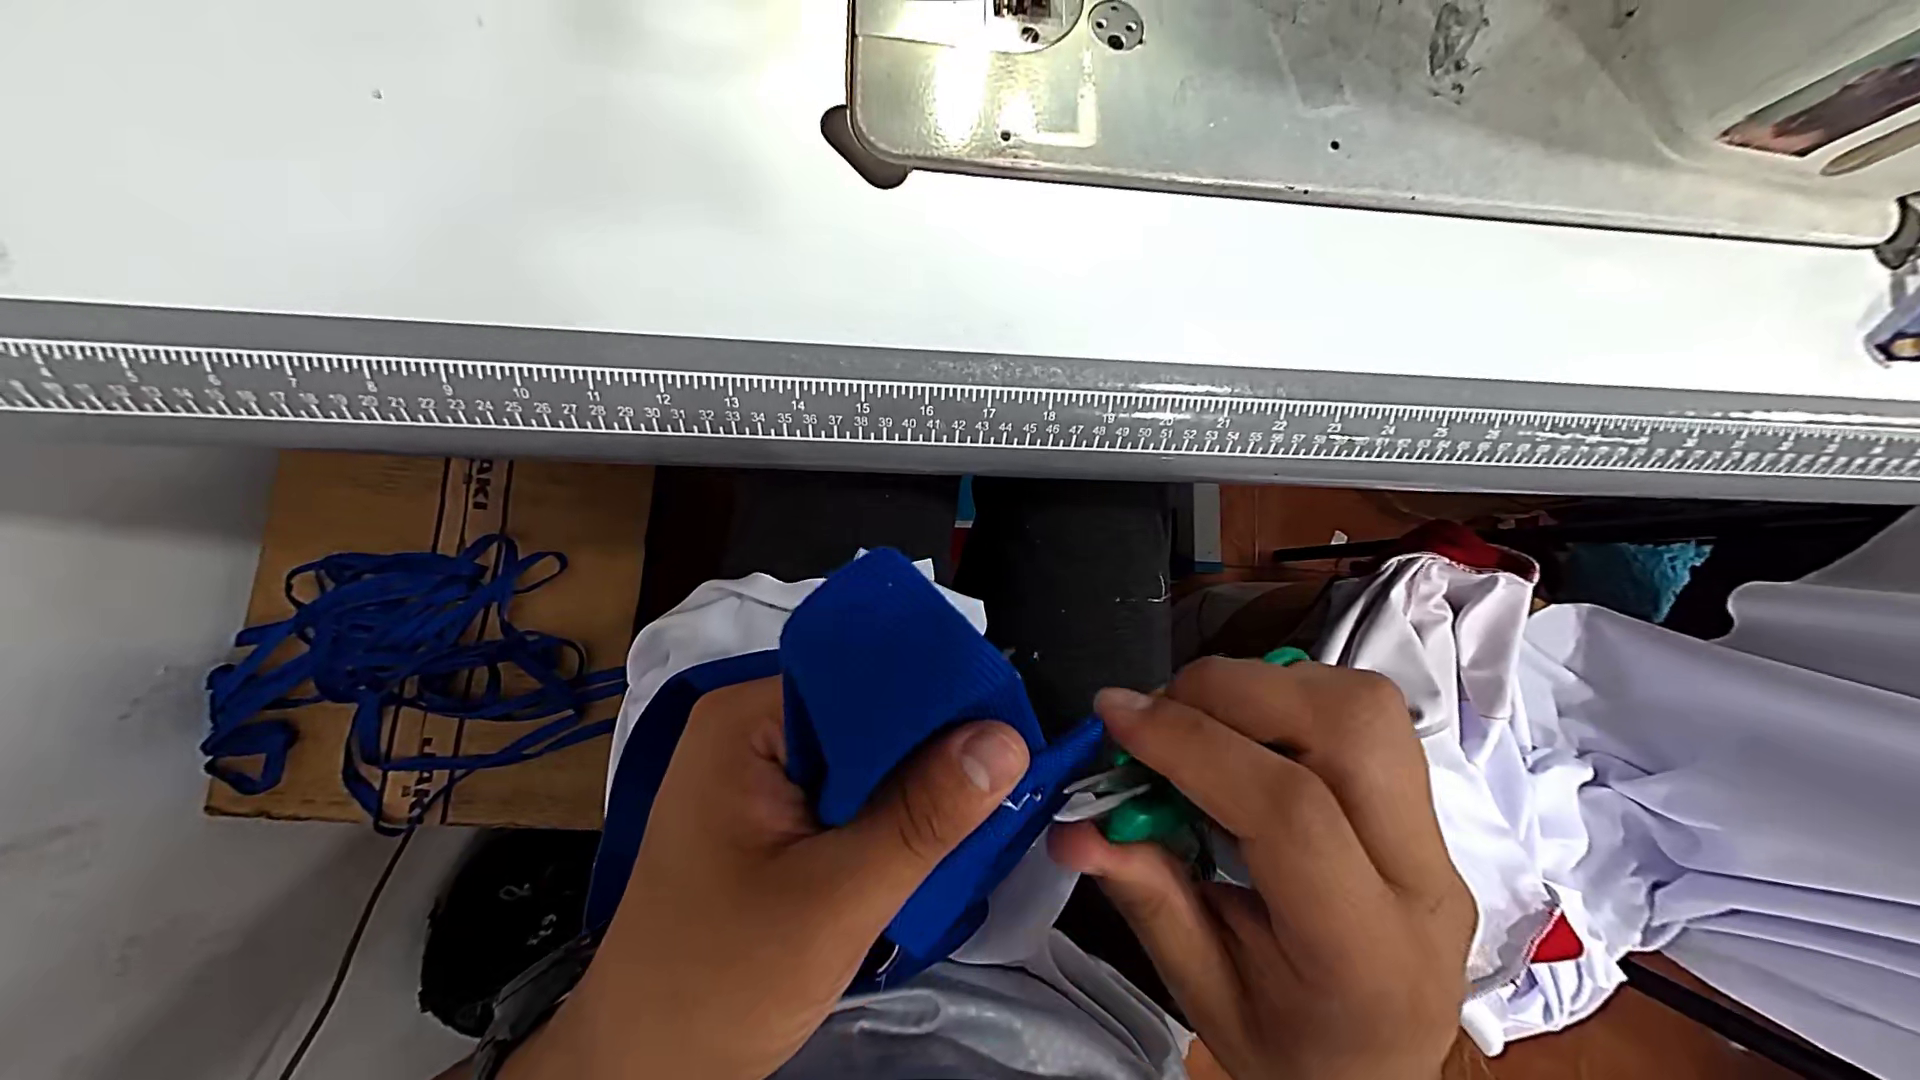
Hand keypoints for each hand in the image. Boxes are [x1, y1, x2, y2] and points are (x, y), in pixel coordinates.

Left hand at [504, 676, 1030, 1079]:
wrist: (642, 1068)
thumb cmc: (717, 983)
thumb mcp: (833, 900)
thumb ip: (921, 816)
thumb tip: (1007, 740)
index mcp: (747, 716)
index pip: (861, 674)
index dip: (936, 694)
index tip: (1006, 723)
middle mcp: (755, 724)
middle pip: (868, 710)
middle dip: (934, 743)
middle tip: (1009, 768)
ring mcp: (764, 766)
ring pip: (869, 750)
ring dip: (919, 779)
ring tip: (984, 797)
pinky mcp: (779, 805)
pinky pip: (854, 784)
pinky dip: (896, 805)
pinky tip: (935, 826)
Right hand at [1051, 658, 1473, 1079]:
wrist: (1381, 1068)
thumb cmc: (1290, 1046)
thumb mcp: (1201, 992)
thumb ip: (1143, 897)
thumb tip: (1073, 829)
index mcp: (1362, 949)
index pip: (1288, 809)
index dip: (1188, 743)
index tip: (1114, 716)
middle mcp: (1418, 874)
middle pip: (1344, 725)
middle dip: (1229, 691)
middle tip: (1157, 714)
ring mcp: (1433, 832)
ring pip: (1359, 702)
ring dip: (1259, 686)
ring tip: (1196, 723)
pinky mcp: (1420, 802)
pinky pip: (1359, 710)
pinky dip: (1284, 695)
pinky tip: (1242, 733)